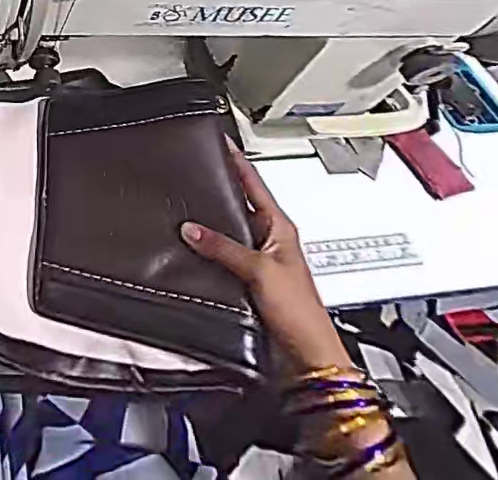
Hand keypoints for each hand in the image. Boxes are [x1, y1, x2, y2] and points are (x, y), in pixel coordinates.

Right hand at [181, 139, 353, 371]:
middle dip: (219, 190)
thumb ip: (223, 247)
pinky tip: (196, 247)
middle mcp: (270, 238)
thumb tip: (192, 228)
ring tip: (190, 207)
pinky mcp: (250, 278)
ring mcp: (260, 258)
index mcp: (280, 226)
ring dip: (213, 224)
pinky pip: (225, 254)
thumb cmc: (301, 312)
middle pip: (240, 203)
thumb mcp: (259, 270)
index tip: (222, 142)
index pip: (254, 182)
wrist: (308, 356)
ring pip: (230, 230)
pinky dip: (211, 249)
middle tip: (197, 171)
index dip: (237, 161)